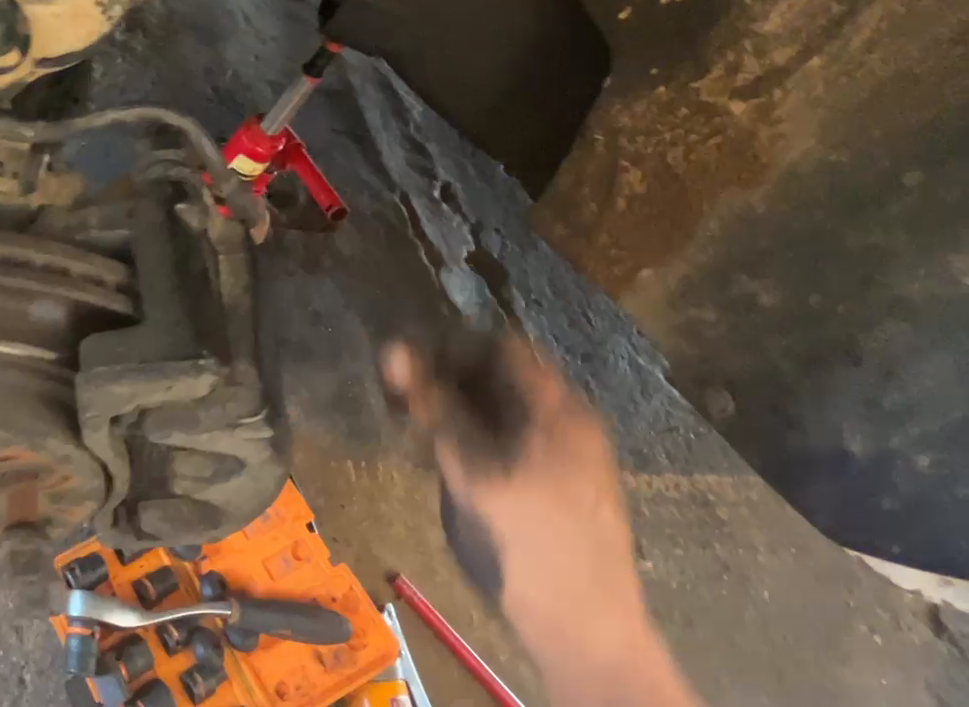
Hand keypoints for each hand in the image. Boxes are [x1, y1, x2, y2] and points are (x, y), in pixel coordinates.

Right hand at [380, 333, 644, 646]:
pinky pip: (501, 438)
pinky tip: (438, 455)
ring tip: (409, 423)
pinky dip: (467, 435)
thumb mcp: (471, 469)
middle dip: (445, 378)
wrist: (583, 630)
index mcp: (559, 410)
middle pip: (498, 376)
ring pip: (496, 408)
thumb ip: (434, 407)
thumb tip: (393, 349)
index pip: (501, 348)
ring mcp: (557, 455)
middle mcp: (563, 423)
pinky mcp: (545, 483)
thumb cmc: (529, 541)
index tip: (407, 361)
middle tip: (398, 393)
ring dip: (451, 406)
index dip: (452, 347)